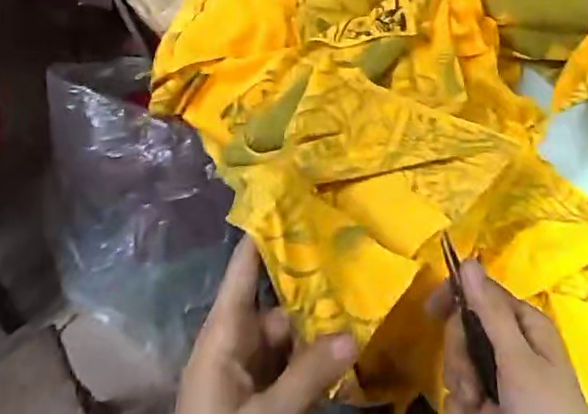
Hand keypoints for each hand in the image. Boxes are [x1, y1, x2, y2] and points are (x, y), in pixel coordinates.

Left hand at [177, 238, 356, 413]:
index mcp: (223, 333)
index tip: (293, 193)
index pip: (243, 268)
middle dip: (315, 286)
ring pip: (291, 335)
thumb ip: (306, 376)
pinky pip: (293, 366)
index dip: (264, 231)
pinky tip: (350, 347)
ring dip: (322, 325)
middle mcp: (236, 343)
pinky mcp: (262, 398)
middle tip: (356, 257)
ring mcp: (250, 373)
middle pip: (278, 302)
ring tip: (364, 298)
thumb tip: (352, 333)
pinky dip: (318, 358)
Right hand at [430, 260, 587, 413]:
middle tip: (471, 383)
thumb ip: (491, 312)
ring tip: (478, 406)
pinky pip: (460, 394)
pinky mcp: (488, 404)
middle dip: (460, 355)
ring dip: (460, 385)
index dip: (454, 297)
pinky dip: (462, 406)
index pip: (481, 294)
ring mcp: (498, 377)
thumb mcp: (518, 359)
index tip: (430, 311)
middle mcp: (510, 346)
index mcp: (524, 325)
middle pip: (465, 329)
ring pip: (459, 363)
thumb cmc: (544, 409)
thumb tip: (468, 262)